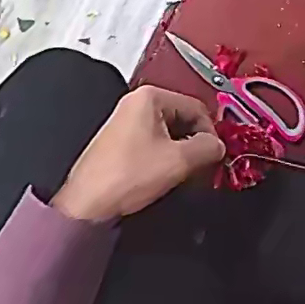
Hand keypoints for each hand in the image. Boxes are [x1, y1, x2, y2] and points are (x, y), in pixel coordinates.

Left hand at [52, 87, 226, 221]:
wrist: (86, 205)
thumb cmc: (128, 176)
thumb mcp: (179, 160)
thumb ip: (208, 147)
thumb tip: (218, 146)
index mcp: (150, 97)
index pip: (196, 107)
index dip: (210, 132)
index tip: (215, 154)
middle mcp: (137, 103)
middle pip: (183, 118)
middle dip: (195, 143)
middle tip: (202, 166)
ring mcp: (127, 121)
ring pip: (170, 132)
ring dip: (182, 152)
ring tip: (184, 174)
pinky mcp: (121, 141)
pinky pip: (155, 141)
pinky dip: (166, 156)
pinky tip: (166, 175)